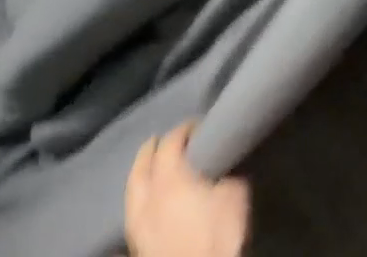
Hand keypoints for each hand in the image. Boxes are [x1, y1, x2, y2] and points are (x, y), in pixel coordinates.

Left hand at [124, 122, 248, 256]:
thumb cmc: (217, 233)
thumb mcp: (234, 195)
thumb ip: (225, 173)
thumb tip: (221, 167)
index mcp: (170, 179)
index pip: (170, 143)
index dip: (183, 129)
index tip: (198, 124)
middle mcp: (147, 196)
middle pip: (141, 165)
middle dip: (151, 148)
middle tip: (162, 137)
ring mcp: (137, 221)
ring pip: (131, 188)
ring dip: (140, 171)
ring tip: (151, 164)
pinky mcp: (136, 242)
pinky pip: (131, 208)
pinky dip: (137, 194)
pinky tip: (146, 196)